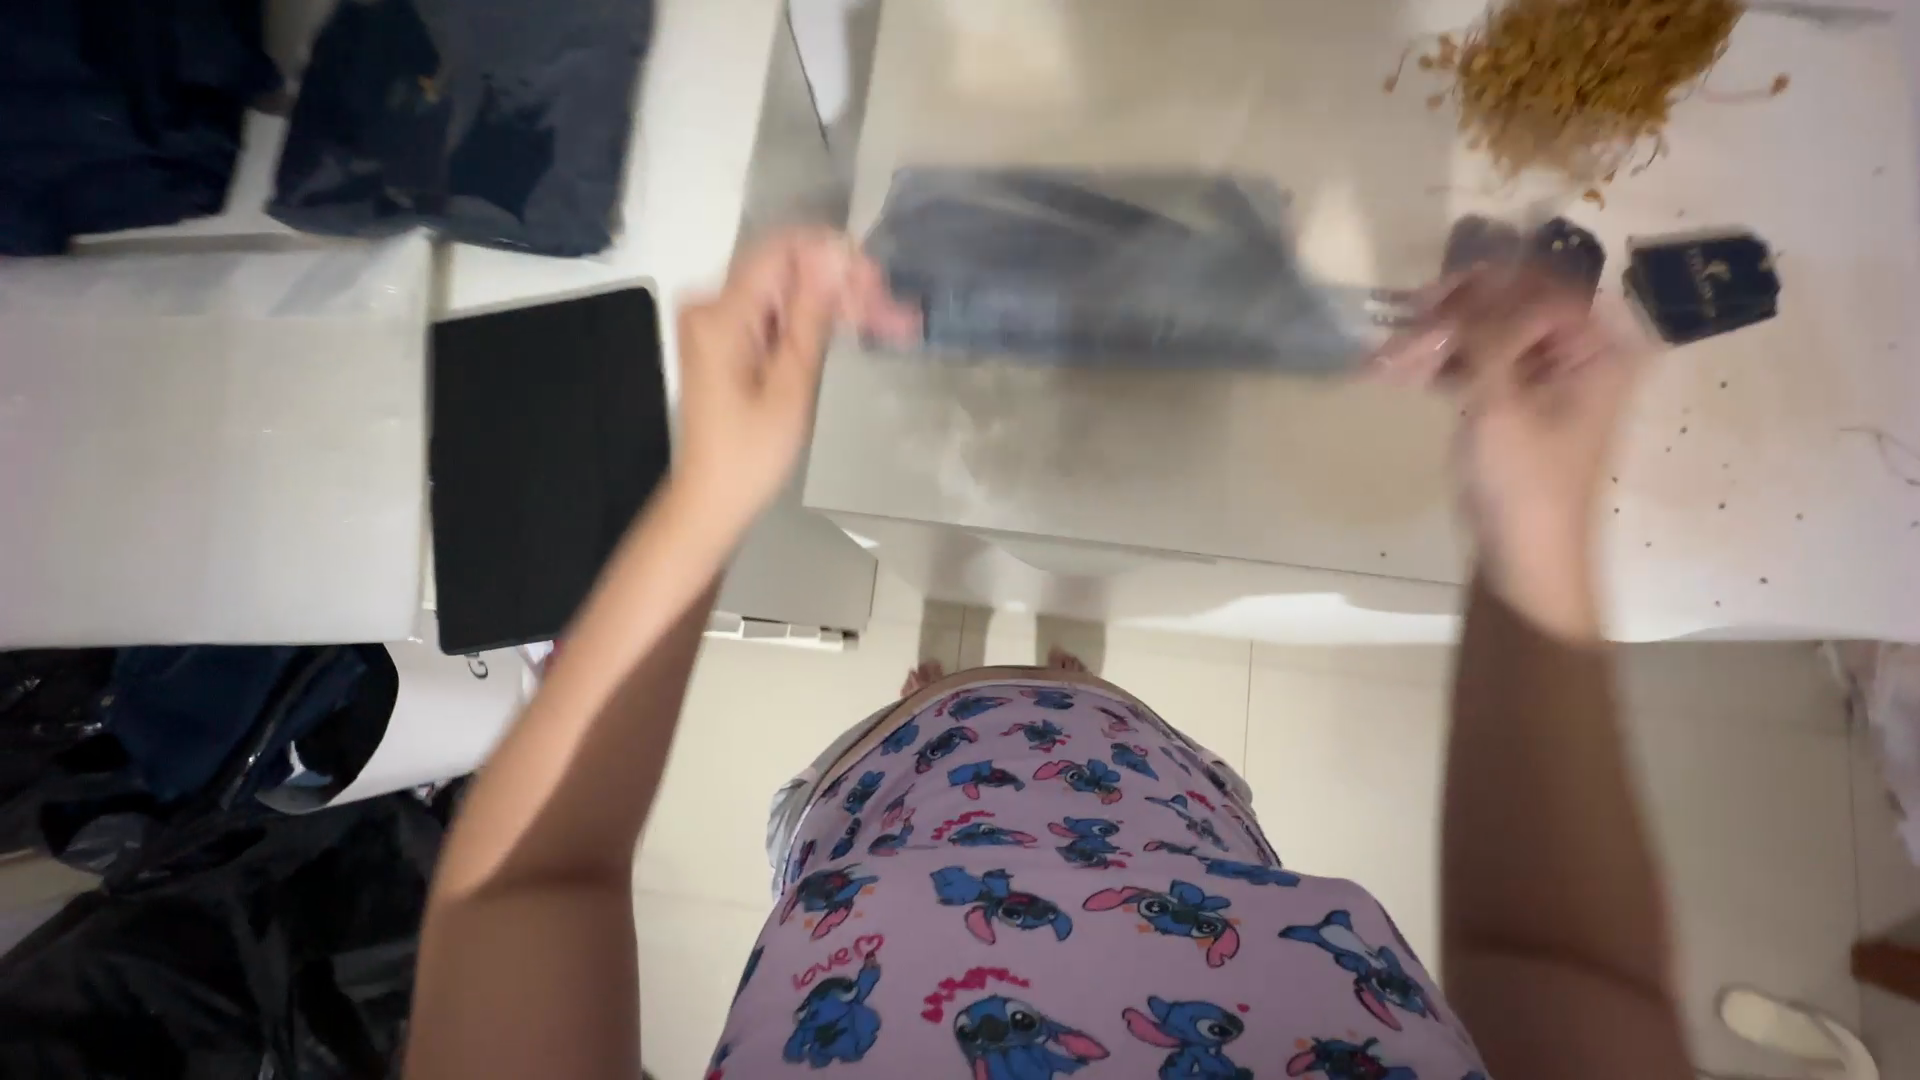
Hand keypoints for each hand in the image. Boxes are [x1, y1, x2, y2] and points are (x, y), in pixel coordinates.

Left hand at [673, 228, 918, 535]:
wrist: (712, 496)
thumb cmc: (751, 454)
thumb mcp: (790, 385)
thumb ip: (812, 316)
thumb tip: (836, 257)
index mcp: (720, 314)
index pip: (782, 251)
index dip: (834, 256)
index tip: (878, 281)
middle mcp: (710, 305)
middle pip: (786, 271)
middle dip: (842, 285)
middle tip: (894, 313)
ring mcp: (714, 322)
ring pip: (786, 292)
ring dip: (833, 304)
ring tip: (886, 323)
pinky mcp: (724, 339)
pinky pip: (773, 314)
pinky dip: (810, 322)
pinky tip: (850, 330)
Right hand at [1374, 268, 1647, 638]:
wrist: (1522, 551)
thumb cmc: (1521, 480)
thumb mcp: (1500, 404)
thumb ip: (1483, 338)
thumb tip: (1464, 283)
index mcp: (1599, 348)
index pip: (1543, 291)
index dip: (1488, 287)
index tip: (1431, 297)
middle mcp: (1579, 355)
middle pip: (1513, 310)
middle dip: (1455, 315)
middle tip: (1403, 322)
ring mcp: (1545, 380)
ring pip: (1487, 338)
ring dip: (1438, 342)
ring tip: (1387, 358)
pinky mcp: (1514, 404)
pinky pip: (1476, 367)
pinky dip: (1440, 367)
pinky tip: (1397, 372)